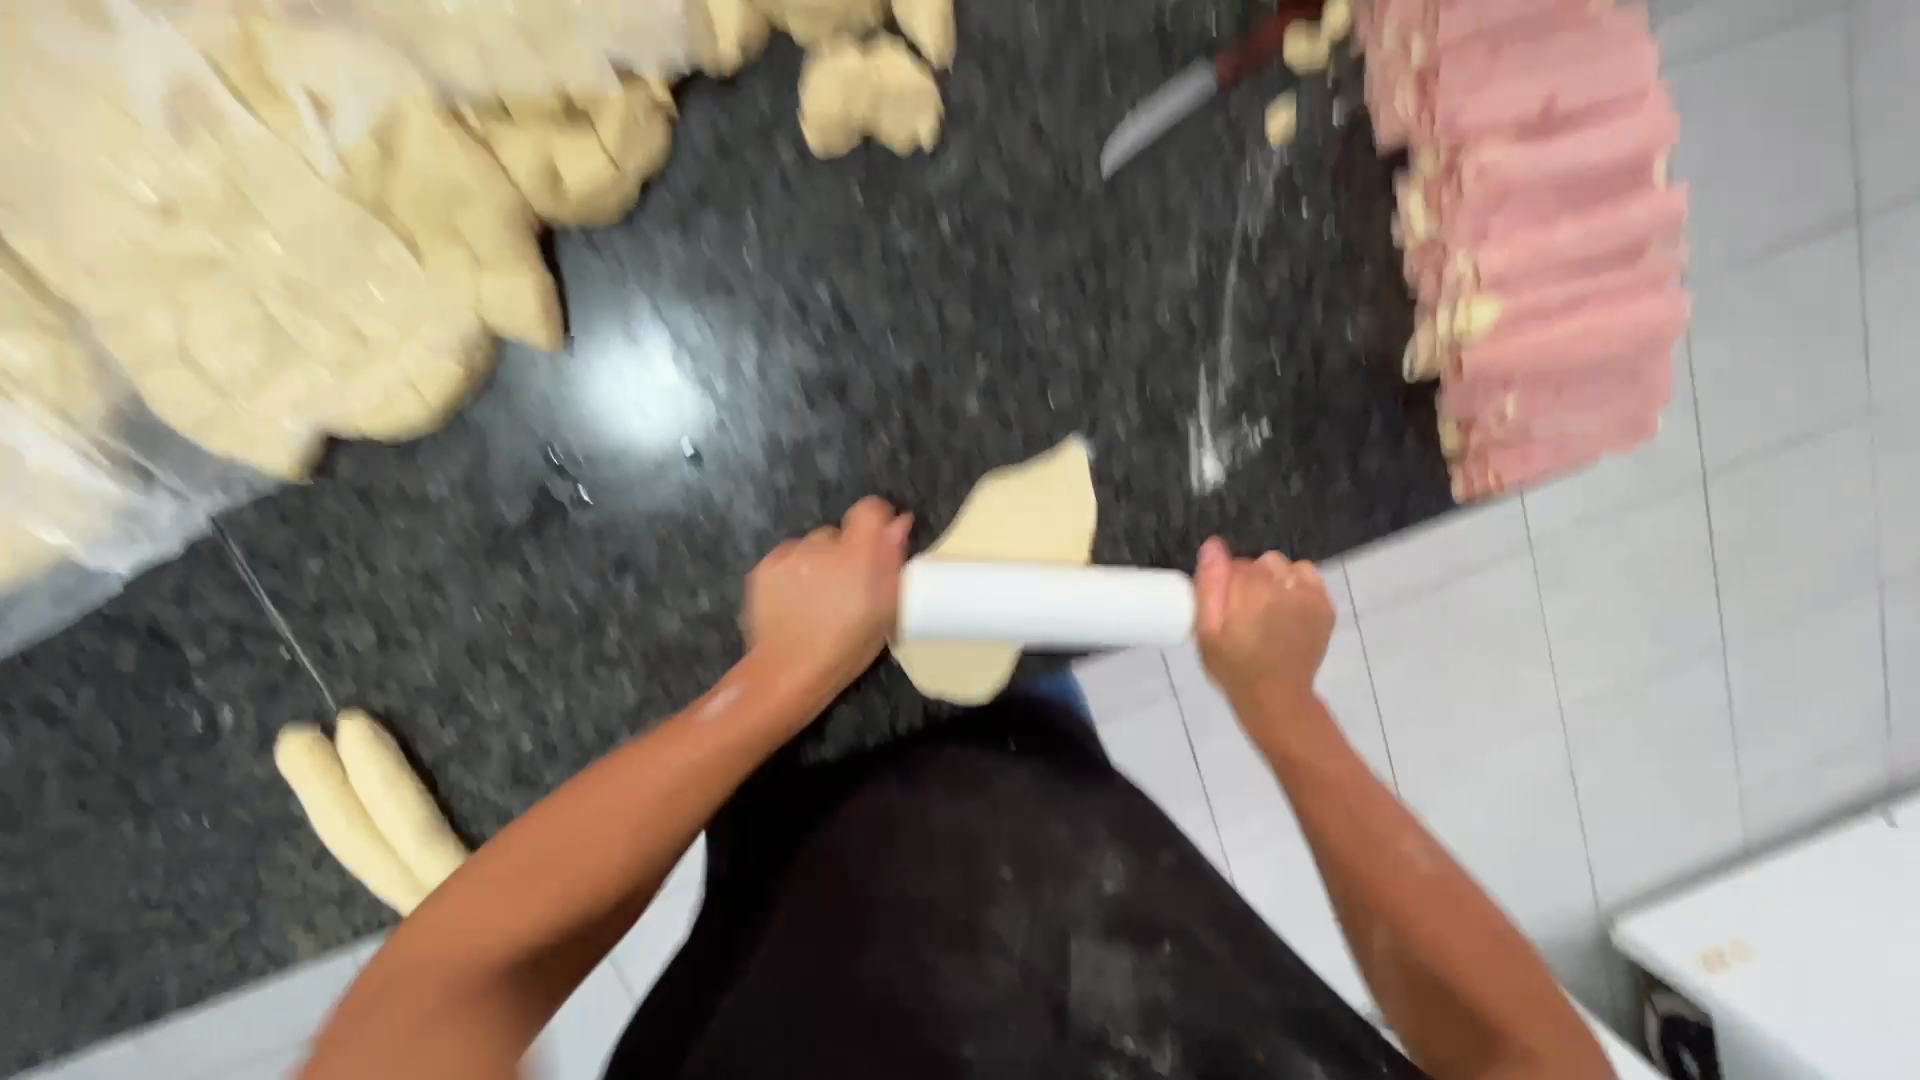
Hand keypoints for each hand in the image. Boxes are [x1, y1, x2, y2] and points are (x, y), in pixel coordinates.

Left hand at [742, 497, 913, 693]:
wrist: (790, 671)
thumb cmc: (848, 647)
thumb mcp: (886, 610)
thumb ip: (893, 559)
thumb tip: (900, 521)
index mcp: (859, 555)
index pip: (869, 510)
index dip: (876, 521)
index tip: (877, 543)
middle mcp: (823, 545)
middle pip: (838, 534)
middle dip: (844, 554)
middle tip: (845, 589)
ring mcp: (790, 555)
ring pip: (810, 548)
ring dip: (817, 565)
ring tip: (816, 601)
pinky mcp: (764, 567)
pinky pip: (786, 559)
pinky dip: (793, 574)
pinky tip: (794, 602)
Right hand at [1193, 537, 1335, 709]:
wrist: (1276, 697)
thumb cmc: (1233, 666)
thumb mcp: (1206, 631)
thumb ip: (1209, 585)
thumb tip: (1213, 545)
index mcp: (1251, 588)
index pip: (1232, 563)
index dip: (1223, 583)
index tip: (1223, 607)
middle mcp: (1284, 585)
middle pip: (1258, 563)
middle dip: (1247, 580)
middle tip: (1242, 612)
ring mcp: (1309, 595)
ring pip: (1282, 566)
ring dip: (1272, 580)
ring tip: (1266, 609)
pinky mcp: (1325, 606)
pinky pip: (1307, 575)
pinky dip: (1296, 584)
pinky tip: (1287, 607)